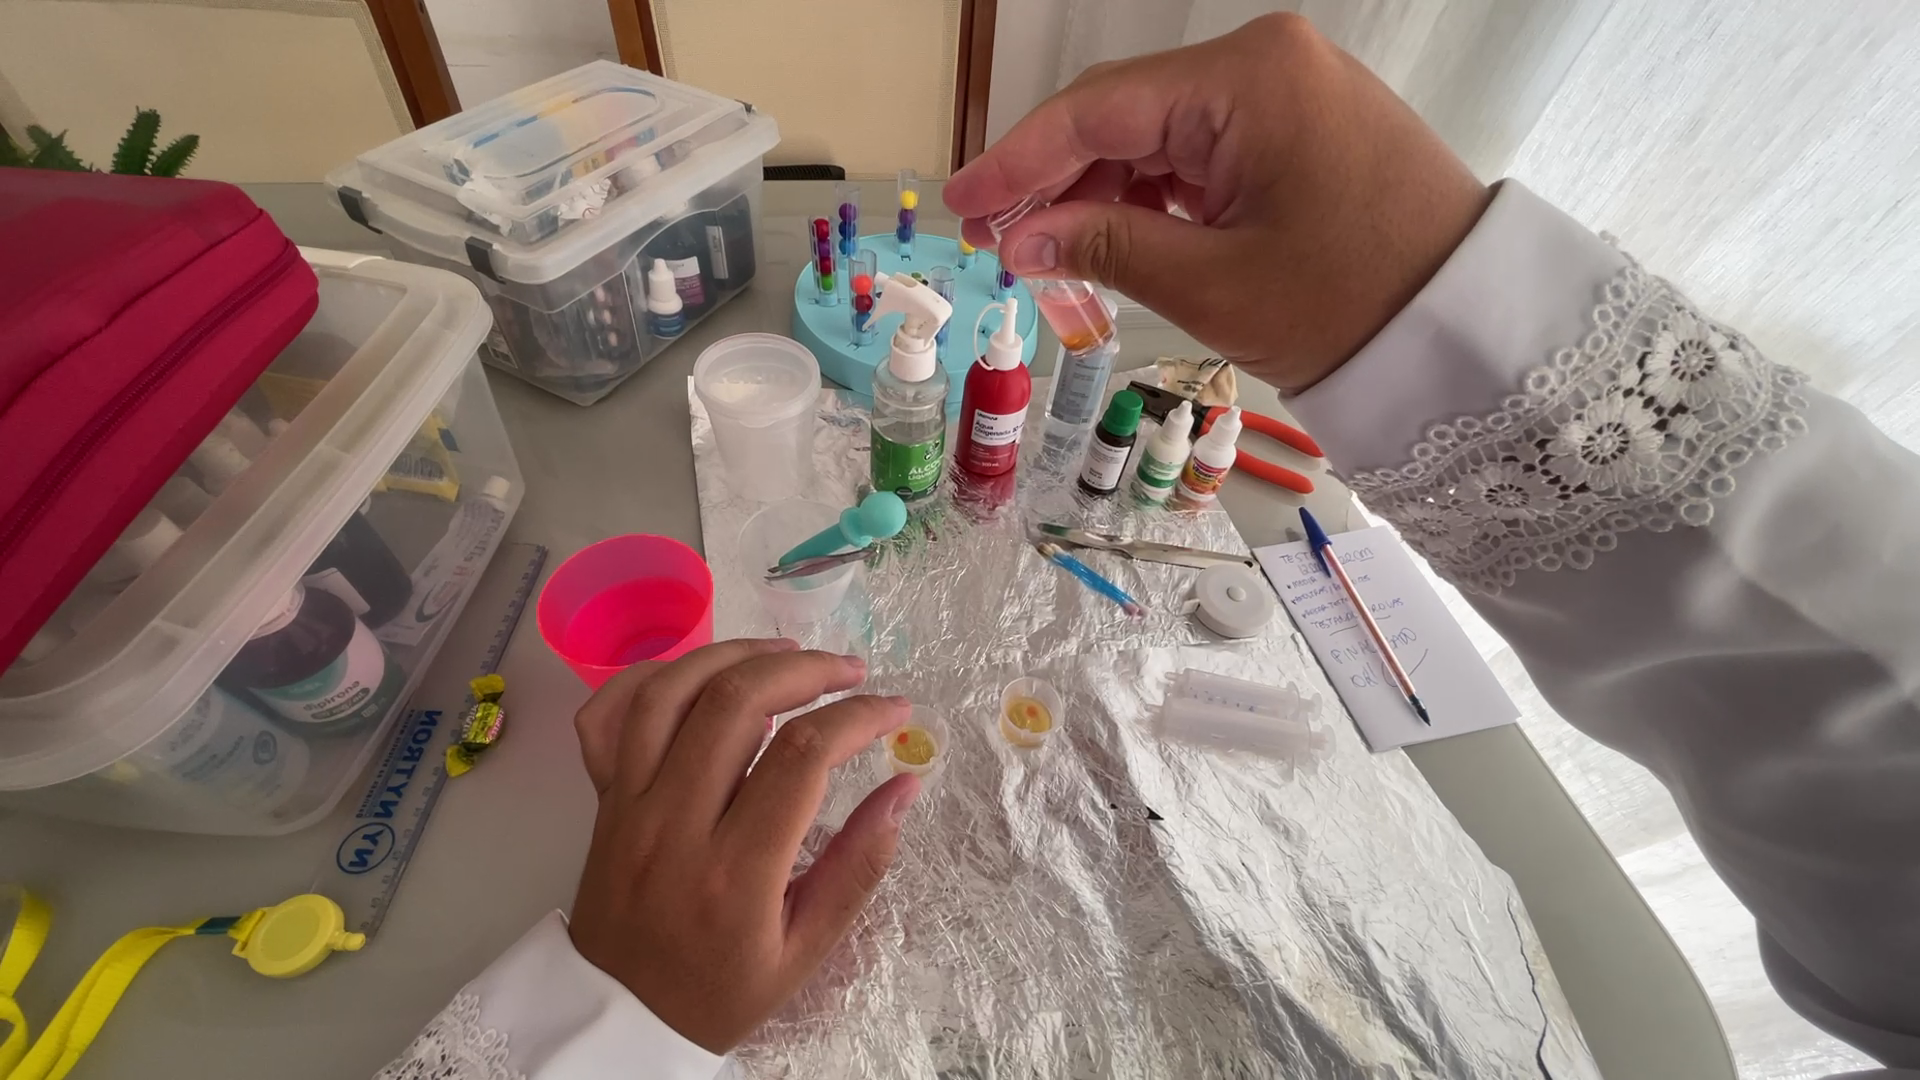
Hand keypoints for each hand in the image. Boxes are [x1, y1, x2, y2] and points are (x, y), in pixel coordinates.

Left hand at [567, 639, 920, 1052]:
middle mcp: (674, 824)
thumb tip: (906, 785)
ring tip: (788, 652)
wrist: (615, 1021)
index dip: (859, 716)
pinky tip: (702, 670)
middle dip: (807, 670)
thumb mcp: (806, 950)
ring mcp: (627, 805)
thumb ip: (860, 864)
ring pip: (673, 692)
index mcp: (734, 872)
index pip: (803, 757)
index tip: (895, 709)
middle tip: (850, 671)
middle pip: (736, 703)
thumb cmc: (720, 989)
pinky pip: (608, 714)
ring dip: (737, 654)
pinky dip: (653, 674)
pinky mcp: (602, 797)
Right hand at [944, 14, 1491, 391]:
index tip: (958, 202)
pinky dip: (1142, 203)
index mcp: (1244, 80)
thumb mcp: (1207, 281)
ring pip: (1151, 141)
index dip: (1015, 161)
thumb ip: (1103, 247)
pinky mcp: (1285, 136)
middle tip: (990, 239)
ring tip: (1040, 253)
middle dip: (1050, 180)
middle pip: (1119, 116)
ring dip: (1093, 197)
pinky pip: (1190, 160)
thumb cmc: (1338, 304)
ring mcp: (1276, 98)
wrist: (1454, 327)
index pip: (1097, 109)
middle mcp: (1258, 66)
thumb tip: (1015, 239)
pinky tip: (1107, 240)